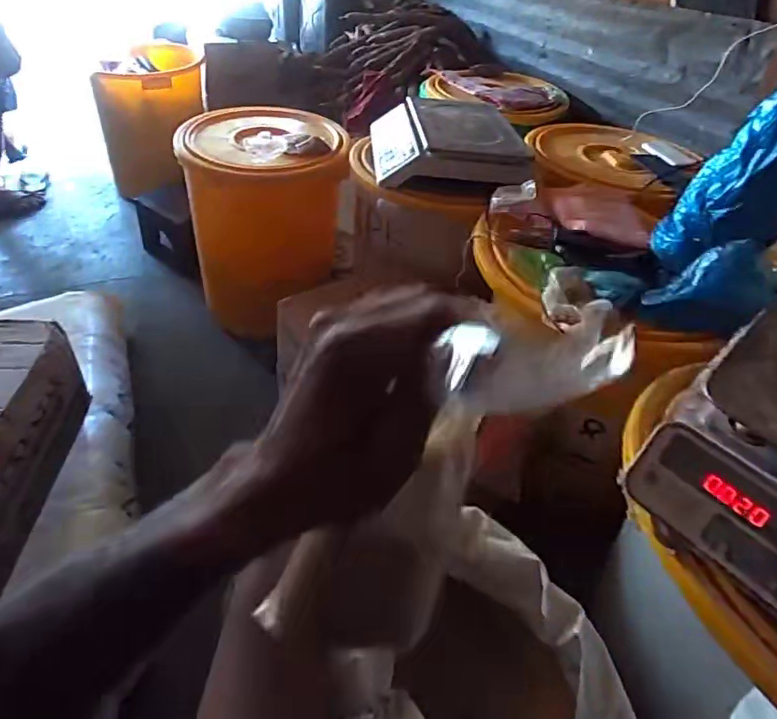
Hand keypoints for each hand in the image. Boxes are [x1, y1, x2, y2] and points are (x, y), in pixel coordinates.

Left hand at [236, 288, 468, 539]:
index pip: (431, 310)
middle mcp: (341, 322)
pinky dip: (407, 321)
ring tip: (464, 346)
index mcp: (359, 347)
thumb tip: (461, 350)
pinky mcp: (325, 332)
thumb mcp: (396, 450)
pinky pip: (378, 310)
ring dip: (432, 316)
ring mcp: (329, 322)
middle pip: (415, 296)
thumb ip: (429, 390)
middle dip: (455, 315)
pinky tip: (426, 348)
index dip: (472, 321)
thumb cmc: (336, 480)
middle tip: (488, 344)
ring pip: (397, 299)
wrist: (275, 480)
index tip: (501, 342)